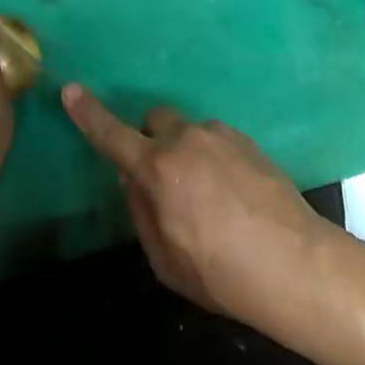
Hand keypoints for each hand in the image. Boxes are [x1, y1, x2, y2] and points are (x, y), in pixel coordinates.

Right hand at [61, 83, 335, 323]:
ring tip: (209, 197)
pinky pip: (215, 140)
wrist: (295, 263)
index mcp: (159, 170)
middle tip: (164, 179)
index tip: (70, 90)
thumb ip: (141, 212)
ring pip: (188, 131)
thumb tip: (133, 180)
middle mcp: (188, 140)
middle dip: (151, 141)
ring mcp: (221, 135)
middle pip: (155, 120)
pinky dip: (211, 157)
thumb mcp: (165, 260)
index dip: (88, 114)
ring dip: (185, 152)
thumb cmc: (221, 273)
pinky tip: (232, 193)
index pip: (113, 135)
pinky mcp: (248, 140)